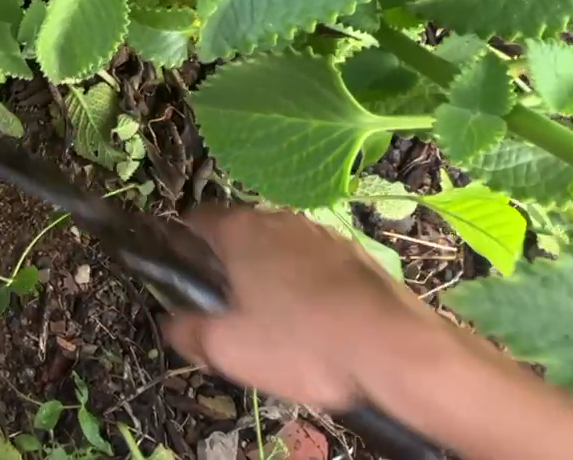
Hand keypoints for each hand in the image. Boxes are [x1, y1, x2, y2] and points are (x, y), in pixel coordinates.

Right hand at [162, 207, 444, 410]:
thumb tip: (170, 324)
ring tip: (281, 320)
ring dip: (272, 272)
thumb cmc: (302, 344)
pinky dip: (311, 284)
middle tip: (232, 306)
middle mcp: (274, 218)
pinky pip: (317, 263)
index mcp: (236, 229)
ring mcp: (320, 234)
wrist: (402, 355)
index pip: (193, 218)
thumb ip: (187, 332)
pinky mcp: (358, 255)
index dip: (183, 245)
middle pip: (237, 232)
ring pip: (279, 246)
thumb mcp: (229, 350)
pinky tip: (322, 323)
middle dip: (230, 262)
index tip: (188, 276)